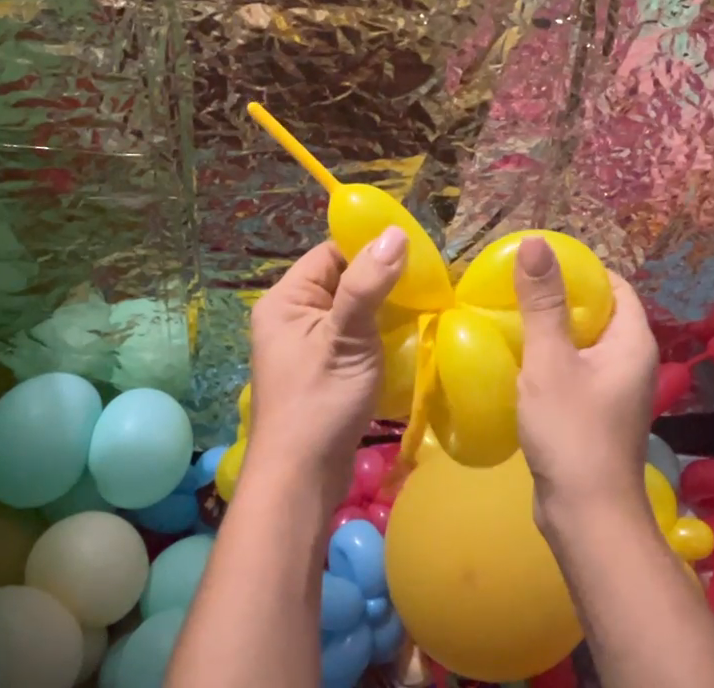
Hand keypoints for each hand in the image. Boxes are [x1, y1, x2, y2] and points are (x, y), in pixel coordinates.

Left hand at [244, 228, 406, 501]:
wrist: (300, 480)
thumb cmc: (319, 401)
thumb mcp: (348, 337)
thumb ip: (369, 284)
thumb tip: (395, 233)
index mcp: (285, 299)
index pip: (332, 252)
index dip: (370, 248)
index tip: (416, 252)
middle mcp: (291, 316)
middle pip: (343, 279)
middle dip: (383, 279)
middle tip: (428, 283)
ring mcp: (306, 345)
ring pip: (352, 309)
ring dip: (385, 309)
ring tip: (425, 307)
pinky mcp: (322, 370)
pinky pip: (354, 336)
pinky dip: (379, 334)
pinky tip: (408, 338)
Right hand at [512, 237, 659, 528]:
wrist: (586, 514)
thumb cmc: (572, 430)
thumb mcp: (550, 360)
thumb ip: (542, 302)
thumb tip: (536, 243)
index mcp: (633, 342)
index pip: (615, 286)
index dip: (581, 269)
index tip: (541, 264)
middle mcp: (633, 363)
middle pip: (600, 314)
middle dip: (562, 299)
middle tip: (518, 288)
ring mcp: (617, 392)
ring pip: (586, 346)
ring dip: (554, 332)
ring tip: (512, 319)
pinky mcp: (598, 416)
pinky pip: (577, 372)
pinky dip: (553, 361)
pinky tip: (521, 363)